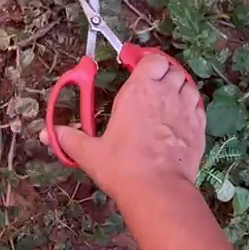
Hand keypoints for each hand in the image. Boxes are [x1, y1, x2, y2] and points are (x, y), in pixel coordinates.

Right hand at [49, 53, 206, 205]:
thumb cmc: (122, 167)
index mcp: (139, 91)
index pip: (151, 60)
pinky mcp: (199, 128)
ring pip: (188, 85)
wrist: (158, 189)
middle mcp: (165, 93)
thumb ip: (70, 140)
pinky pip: (198, 107)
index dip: (146, 61)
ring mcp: (186, 110)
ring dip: (179, 87)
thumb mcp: (90, 154)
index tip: (135, 68)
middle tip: (150, 86)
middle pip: (172, 69)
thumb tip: (49, 135)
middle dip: (163, 73)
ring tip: (166, 100)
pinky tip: (179, 118)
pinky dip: (191, 107)